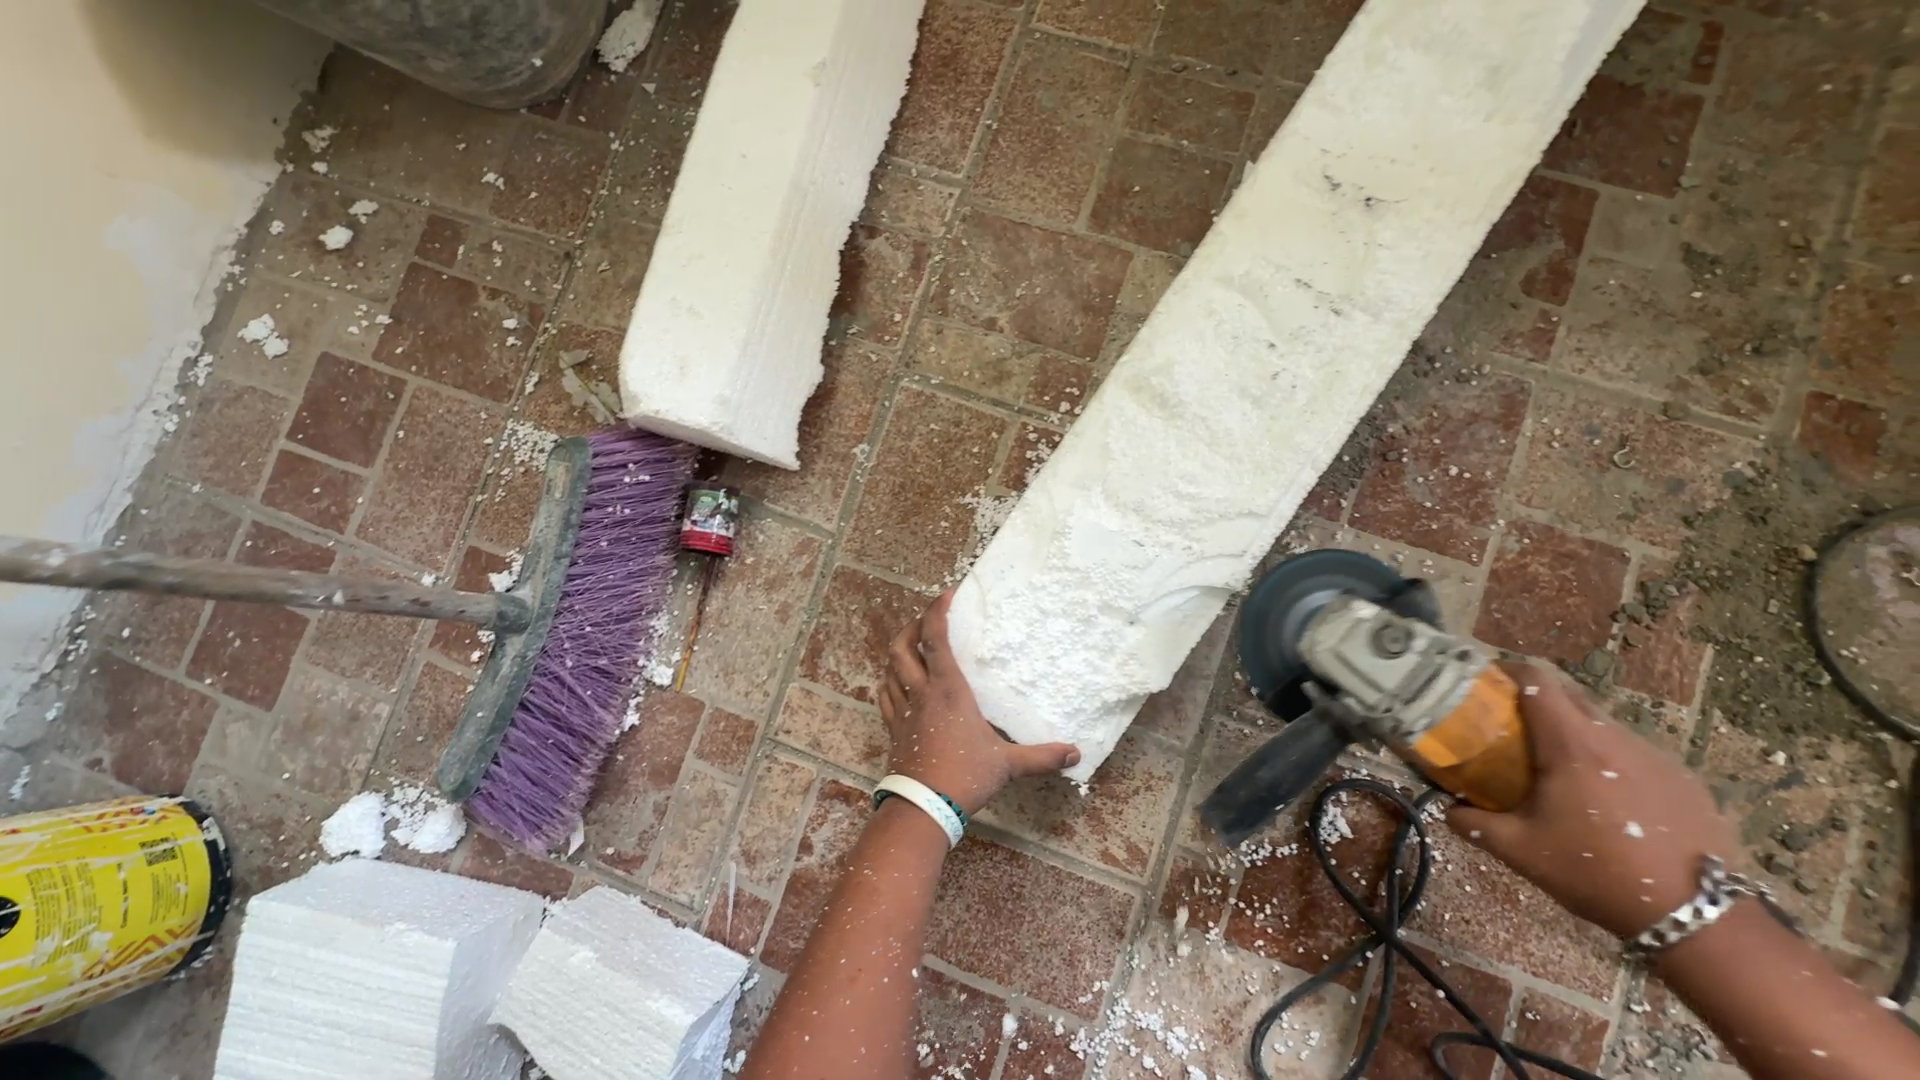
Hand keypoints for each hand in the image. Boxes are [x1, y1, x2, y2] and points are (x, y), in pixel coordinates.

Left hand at [880, 592, 1080, 814]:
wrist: (923, 807)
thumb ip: (1040, 756)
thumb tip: (1075, 754)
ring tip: (911, 646)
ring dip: (898, 651)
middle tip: (926, 620)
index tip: (947, 594)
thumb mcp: (1007, 764)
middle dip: (911, 626)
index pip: (935, 639)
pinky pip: (885, 695)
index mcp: (948, 690)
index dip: (937, 611)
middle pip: (902, 647)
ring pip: (889, 668)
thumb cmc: (964, 776)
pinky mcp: (894, 729)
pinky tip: (897, 683)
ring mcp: (903, 711)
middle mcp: (921, 693)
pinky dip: (889, 681)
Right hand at [1447, 663, 1736, 939]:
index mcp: (1573, 744)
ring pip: (1605, 727)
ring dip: (1576, 735)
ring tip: (1561, 773)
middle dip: (1537, 702)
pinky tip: (1608, 803)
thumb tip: (1447, 807)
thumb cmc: (1597, 873)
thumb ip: (1473, 824)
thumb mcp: (1520, 851)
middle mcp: (1616, 737)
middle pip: (1571, 696)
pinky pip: (1636, 756)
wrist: (1698, 917)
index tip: (1485, 683)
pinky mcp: (1686, 780)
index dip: (1507, 671)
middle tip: (1512, 730)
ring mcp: (1657, 757)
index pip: (1537, 679)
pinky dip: (1612, 764)